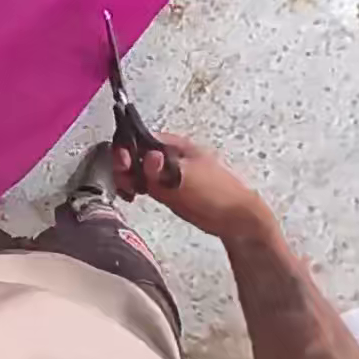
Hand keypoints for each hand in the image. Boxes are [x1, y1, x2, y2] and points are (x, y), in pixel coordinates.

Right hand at [114, 133, 275, 243]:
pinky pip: (139, 183)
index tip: (124, 164)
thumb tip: (148, 156)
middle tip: (126, 181)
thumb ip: (165, 168)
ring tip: (130, 191)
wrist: (234, 220)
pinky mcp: (162, 187)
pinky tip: (132, 196)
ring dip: (126, 179)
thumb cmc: (216, 193)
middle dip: (124, 166)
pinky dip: (132, 188)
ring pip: (134, 169)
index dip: (127, 149)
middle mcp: (165, 155)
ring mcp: (163, 171)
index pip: (140, 139)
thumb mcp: (188, 177)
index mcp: (173, 145)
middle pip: (132, 153)